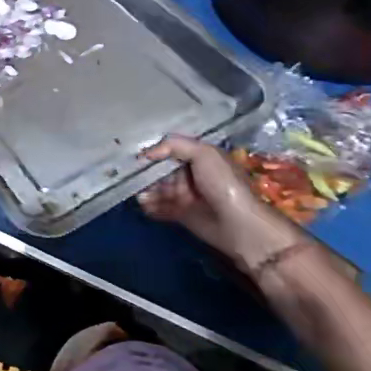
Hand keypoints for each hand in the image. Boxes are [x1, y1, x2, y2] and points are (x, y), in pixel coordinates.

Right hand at [138, 136, 311, 269]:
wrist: (238, 224)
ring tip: (139, 195)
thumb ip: (174, 145)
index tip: (136, 157)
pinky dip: (150, 206)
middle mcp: (191, 174)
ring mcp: (186, 195)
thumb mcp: (203, 153)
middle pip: (160, 170)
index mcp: (199, 157)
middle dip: (146, 173)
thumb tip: (146, 153)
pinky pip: (160, 208)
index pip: (170, 150)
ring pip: (158, 189)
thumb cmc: (223, 183)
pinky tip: (144, 206)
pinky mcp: (182, 215)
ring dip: (146, 191)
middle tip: (131, 177)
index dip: (154, 152)